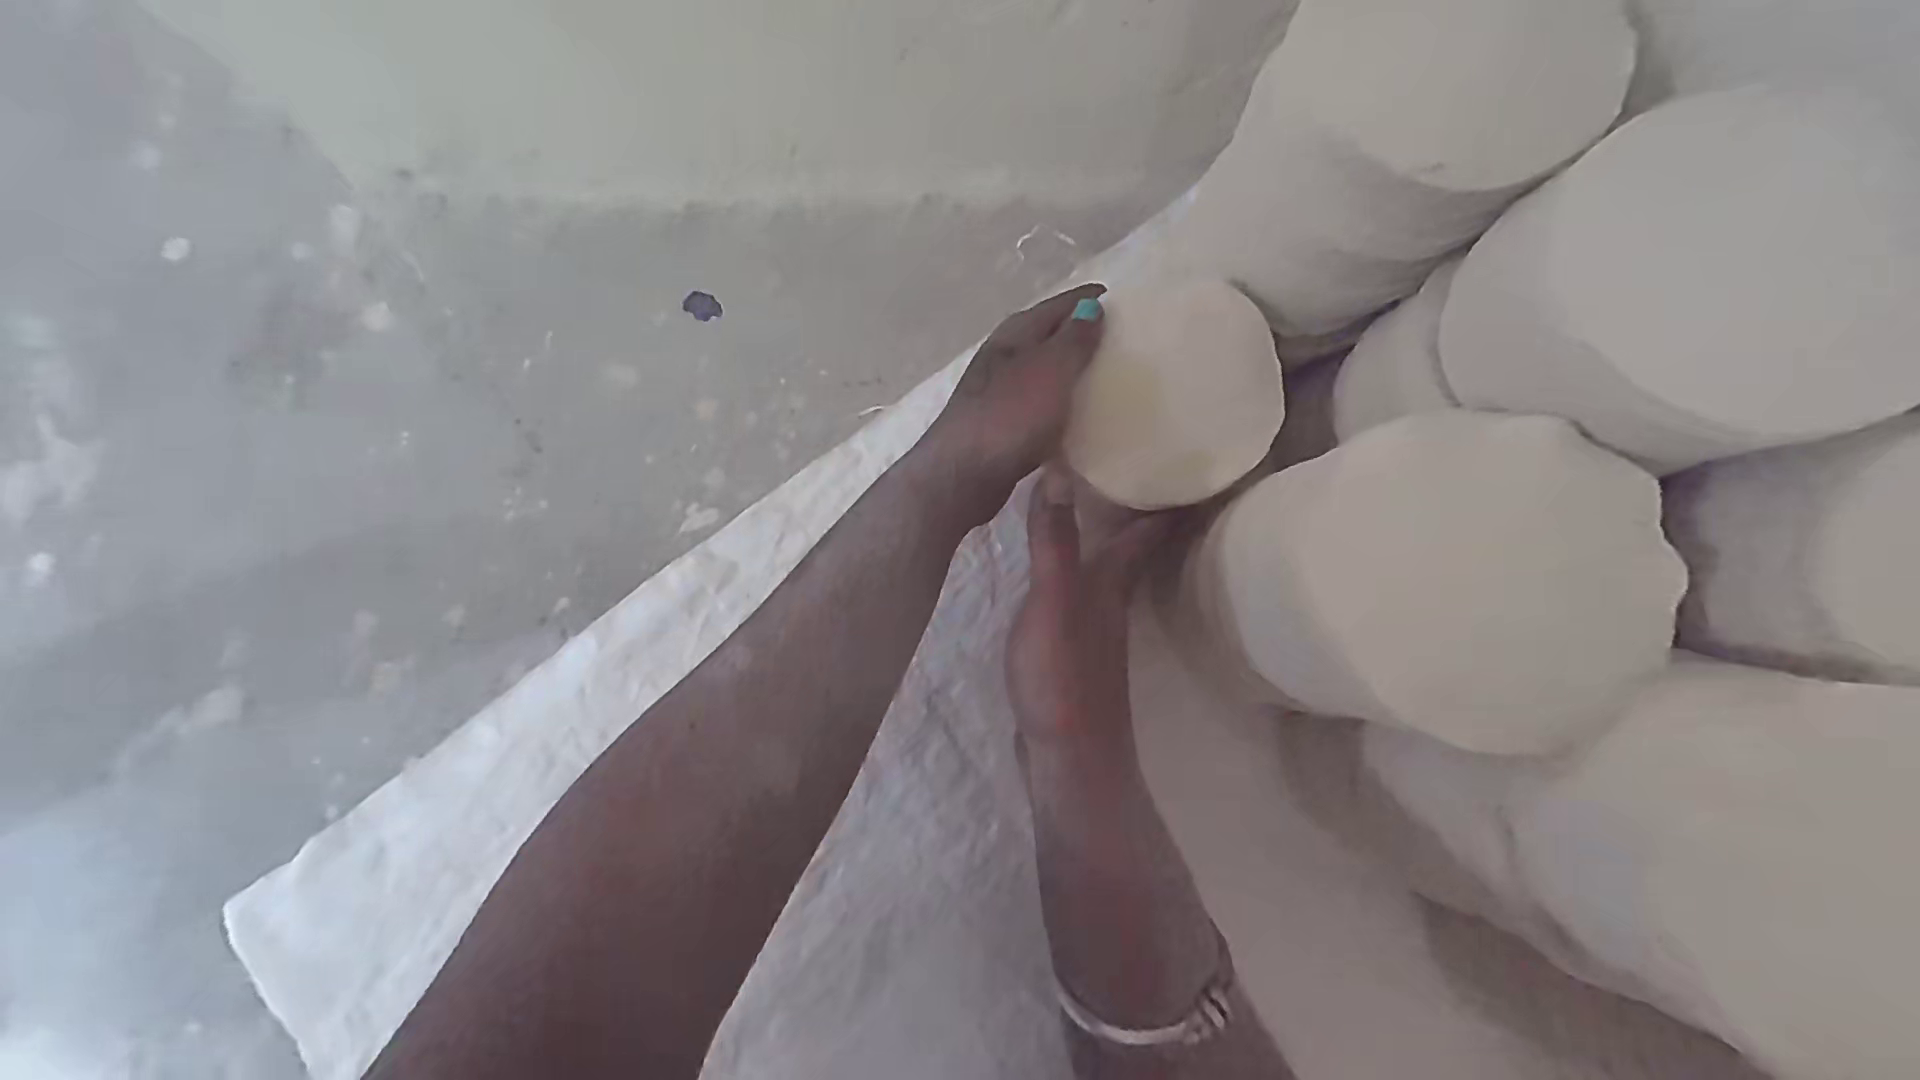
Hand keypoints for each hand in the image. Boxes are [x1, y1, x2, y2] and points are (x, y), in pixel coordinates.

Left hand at [919, 284, 1106, 524]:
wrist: (963, 474)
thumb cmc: (1010, 416)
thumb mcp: (1049, 370)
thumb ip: (1073, 340)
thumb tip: (1092, 307)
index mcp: (1015, 334)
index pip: (1059, 304)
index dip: (1091, 299)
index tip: (1125, 300)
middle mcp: (1003, 357)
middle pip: (1049, 336)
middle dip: (1082, 333)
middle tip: (1123, 340)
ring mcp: (998, 392)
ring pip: (1043, 371)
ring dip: (1070, 370)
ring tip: (1106, 377)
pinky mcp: (1000, 425)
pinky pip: (1038, 404)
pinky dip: (1059, 403)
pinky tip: (1076, 416)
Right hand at [1007, 469, 1181, 749]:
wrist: (1069, 756)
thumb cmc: (1063, 676)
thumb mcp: (1052, 601)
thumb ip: (1054, 542)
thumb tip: (1060, 470)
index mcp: (1110, 581)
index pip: (1149, 528)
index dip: (1169, 494)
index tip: (1189, 460)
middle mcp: (1111, 599)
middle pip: (1135, 545)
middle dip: (1139, 507)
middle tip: (1139, 465)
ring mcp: (1095, 626)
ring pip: (1112, 568)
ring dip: (1112, 537)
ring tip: (1099, 505)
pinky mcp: (1076, 648)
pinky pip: (1086, 591)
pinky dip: (1082, 568)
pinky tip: (1064, 569)